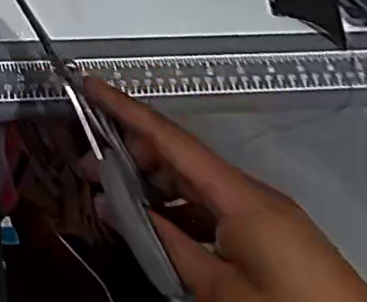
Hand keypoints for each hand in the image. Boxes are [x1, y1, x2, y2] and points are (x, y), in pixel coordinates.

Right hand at [84, 77, 366, 301]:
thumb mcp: (217, 287)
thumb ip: (161, 241)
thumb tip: (114, 208)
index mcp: (242, 196)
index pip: (169, 137)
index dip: (125, 108)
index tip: (92, 85)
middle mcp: (256, 197)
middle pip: (179, 158)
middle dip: (131, 155)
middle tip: (89, 163)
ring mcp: (269, 219)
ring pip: (196, 185)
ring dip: (154, 187)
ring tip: (118, 200)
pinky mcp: (277, 241)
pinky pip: (216, 209)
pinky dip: (181, 210)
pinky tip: (160, 228)